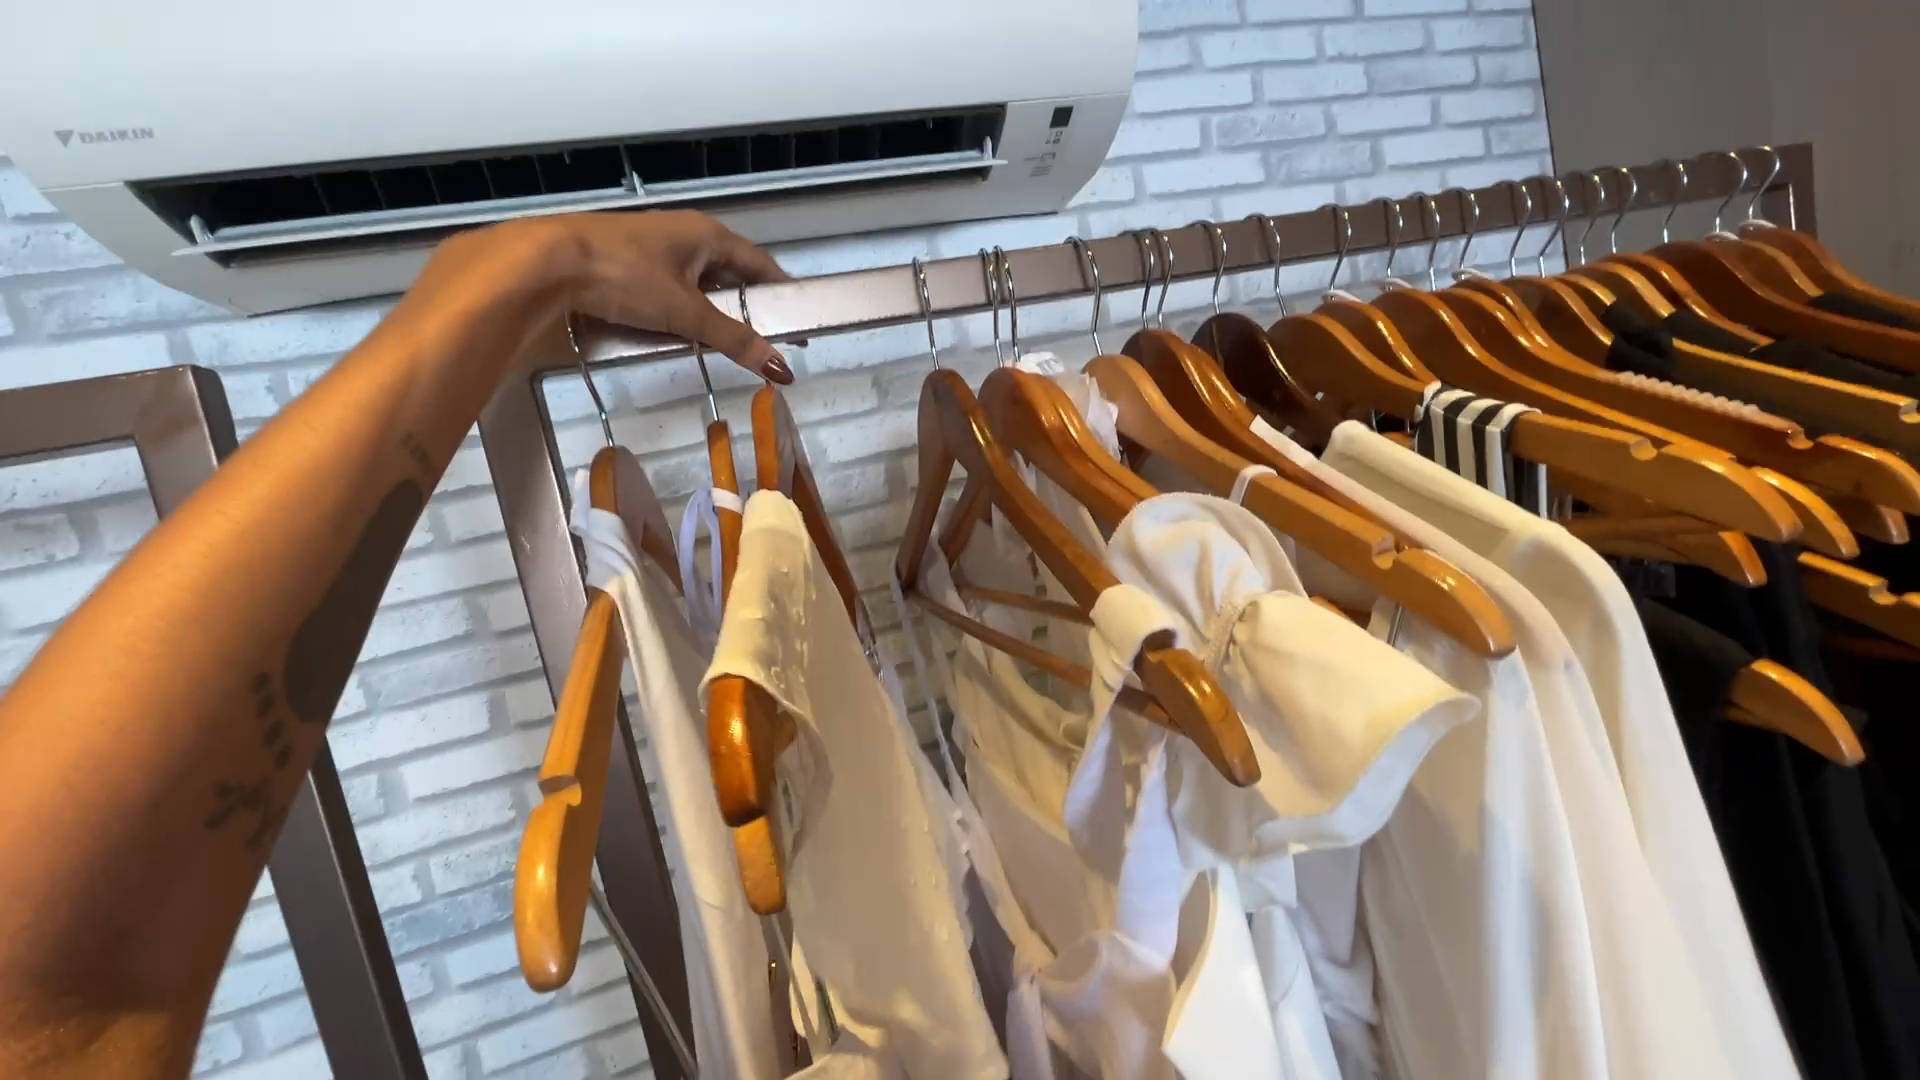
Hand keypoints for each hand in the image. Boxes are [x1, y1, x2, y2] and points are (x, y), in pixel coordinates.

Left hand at [523, 210, 794, 382]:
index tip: (796, 315)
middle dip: (747, 302)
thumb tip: (781, 369)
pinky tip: (679, 331)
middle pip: (729, 271)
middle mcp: (683, 233)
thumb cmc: (625, 276)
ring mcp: (651, 246)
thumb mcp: (687, 312)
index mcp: (707, 234)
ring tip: (724, 340)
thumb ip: (735, 340)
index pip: (759, 262)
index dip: (780, 288)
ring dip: (712, 307)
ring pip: (696, 279)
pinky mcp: (625, 262)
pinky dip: (682, 308)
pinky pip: (669, 286)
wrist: (546, 263)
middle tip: (763, 335)